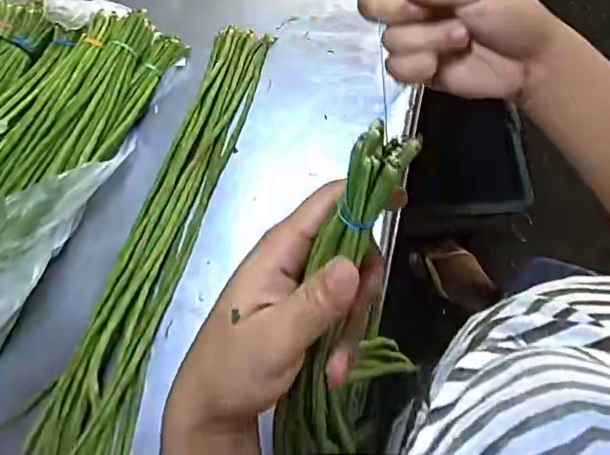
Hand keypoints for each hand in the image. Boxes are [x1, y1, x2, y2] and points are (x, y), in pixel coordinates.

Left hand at [163, 183, 382, 452]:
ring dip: (353, 321)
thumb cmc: (231, 370)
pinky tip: (334, 371)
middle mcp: (295, 255)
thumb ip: (315, 302)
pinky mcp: (309, 305)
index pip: (329, 200)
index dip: (365, 192)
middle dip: (363, 281)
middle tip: (361, 314)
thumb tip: (353, 263)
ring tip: (337, 366)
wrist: (209, 415)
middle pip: (351, 241)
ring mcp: (303, 281)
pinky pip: (344, 307)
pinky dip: (345, 337)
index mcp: (281, 247)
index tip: (400, 201)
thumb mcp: (275, 339)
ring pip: (353, 279)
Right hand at [357, 0, 565, 101]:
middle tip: (432, 11)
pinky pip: (395, 67)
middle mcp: (416, 3)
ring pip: (389, 38)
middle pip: (374, 2)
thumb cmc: (511, 13)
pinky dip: (420, 65)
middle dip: (400, 9)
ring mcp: (416, 36)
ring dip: (427, 39)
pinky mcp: (418, 68)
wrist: (530, 62)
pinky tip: (444, 62)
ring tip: (461, 38)